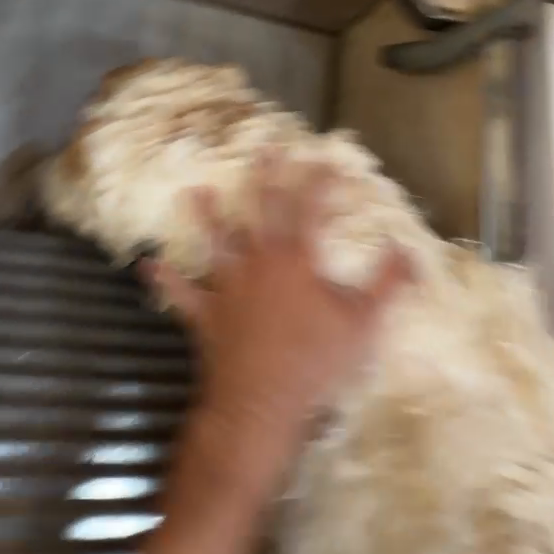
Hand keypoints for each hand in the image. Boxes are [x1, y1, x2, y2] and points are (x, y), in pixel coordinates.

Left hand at [144, 155, 415, 439]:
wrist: (261, 404)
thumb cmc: (314, 361)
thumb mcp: (363, 321)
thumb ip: (387, 281)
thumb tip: (406, 247)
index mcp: (297, 257)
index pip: (311, 207)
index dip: (321, 182)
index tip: (330, 161)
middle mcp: (259, 261)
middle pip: (262, 210)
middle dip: (267, 177)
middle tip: (265, 149)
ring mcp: (228, 286)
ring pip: (216, 243)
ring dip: (205, 217)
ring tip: (193, 191)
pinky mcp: (205, 315)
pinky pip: (181, 294)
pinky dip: (164, 279)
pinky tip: (146, 265)